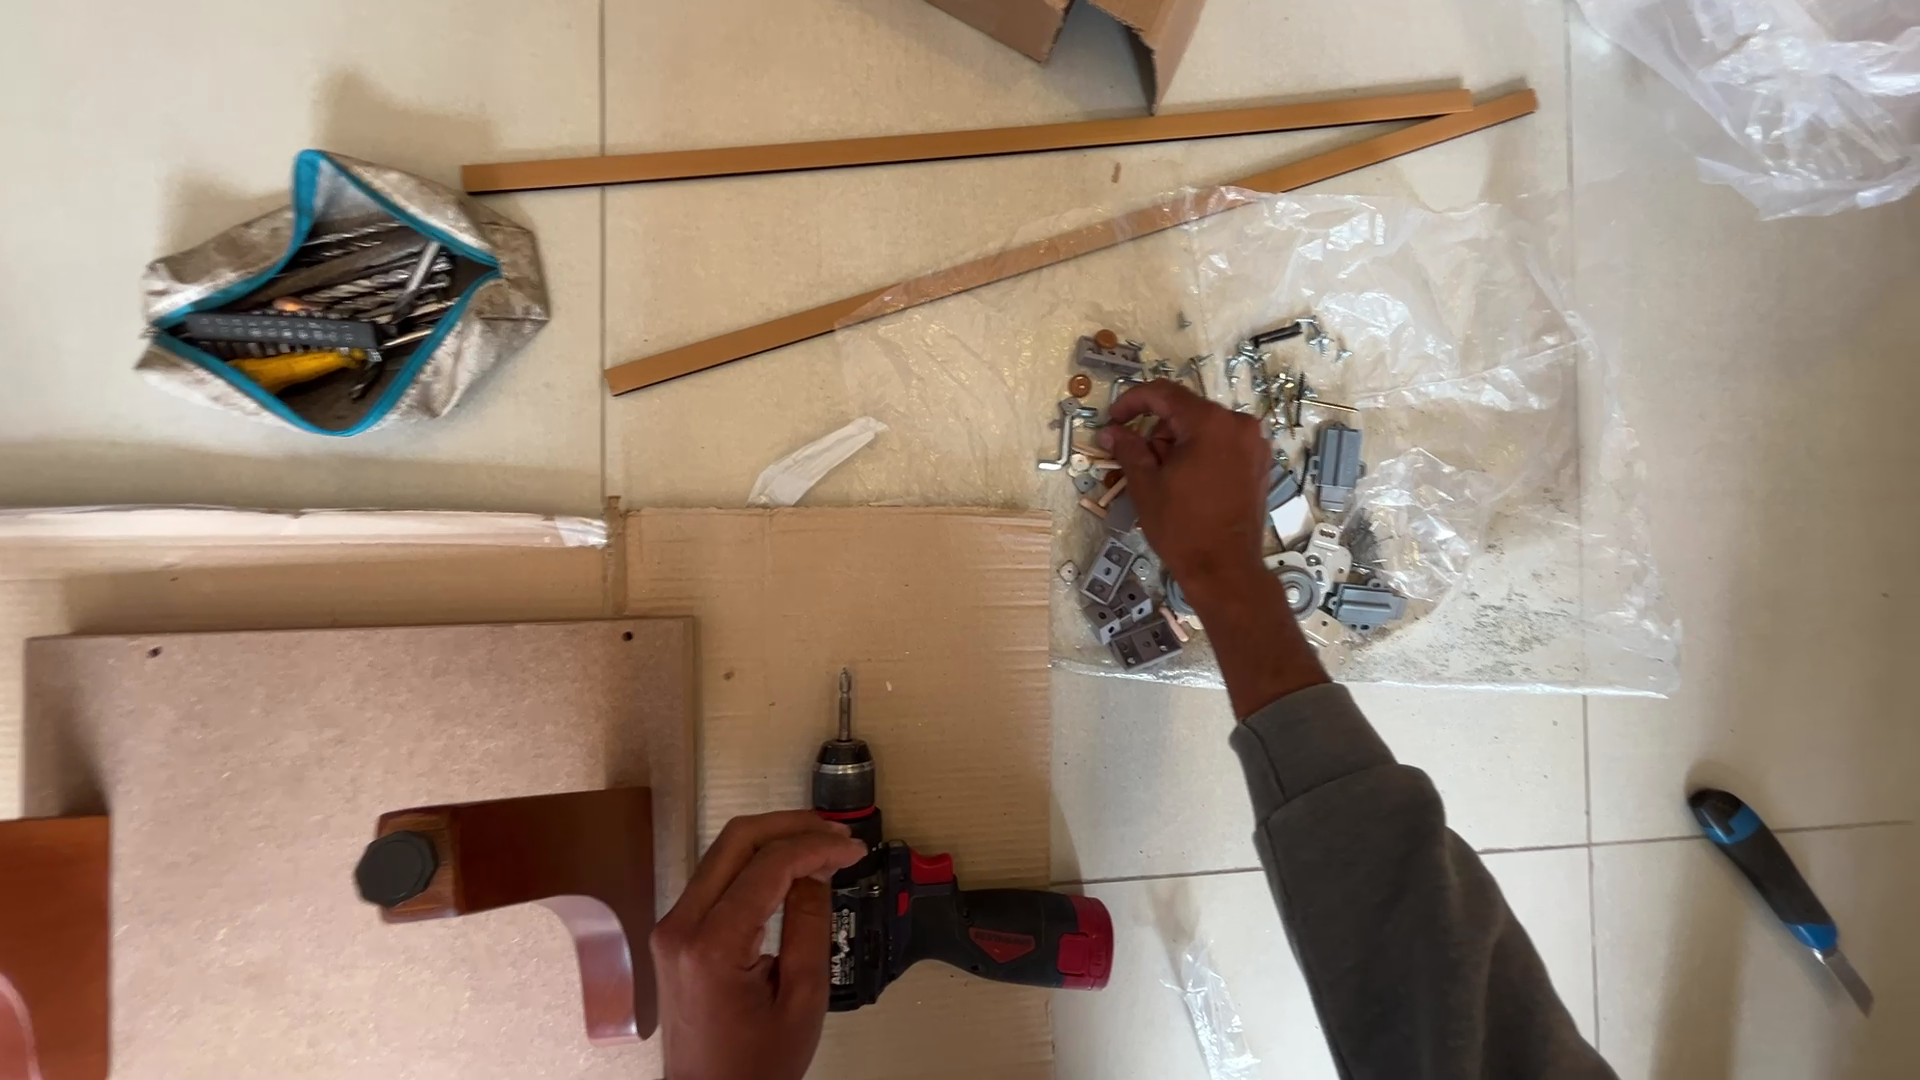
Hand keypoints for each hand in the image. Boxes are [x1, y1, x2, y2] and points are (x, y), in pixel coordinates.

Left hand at [652, 810, 868, 1079]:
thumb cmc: (760, 1064)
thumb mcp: (803, 997)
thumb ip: (810, 923)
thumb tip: (817, 867)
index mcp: (712, 946)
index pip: (769, 865)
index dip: (816, 846)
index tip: (853, 850)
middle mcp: (681, 925)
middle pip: (737, 839)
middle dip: (793, 826)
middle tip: (837, 835)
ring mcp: (672, 924)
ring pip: (725, 849)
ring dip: (775, 837)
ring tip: (821, 844)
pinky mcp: (676, 929)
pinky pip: (718, 873)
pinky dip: (757, 859)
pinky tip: (790, 864)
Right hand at [1100, 380, 1271, 607]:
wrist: (1224, 569)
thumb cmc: (1182, 527)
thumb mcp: (1145, 484)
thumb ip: (1127, 448)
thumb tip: (1111, 431)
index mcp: (1210, 423)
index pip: (1164, 394)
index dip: (1132, 402)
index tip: (1113, 420)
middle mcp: (1238, 425)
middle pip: (1184, 413)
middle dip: (1156, 433)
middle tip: (1138, 464)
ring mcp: (1253, 445)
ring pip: (1202, 430)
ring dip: (1176, 446)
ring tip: (1162, 481)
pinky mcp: (1258, 465)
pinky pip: (1220, 446)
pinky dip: (1198, 455)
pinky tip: (1185, 484)